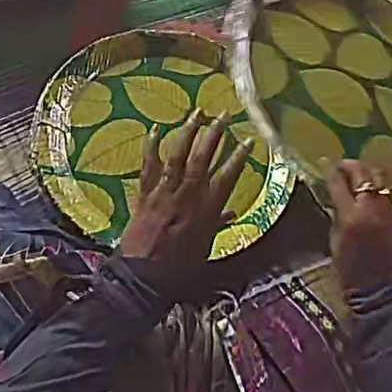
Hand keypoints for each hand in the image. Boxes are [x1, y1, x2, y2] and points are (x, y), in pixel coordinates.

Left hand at [119, 114, 250, 297]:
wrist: (143, 279)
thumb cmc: (179, 268)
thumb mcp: (205, 247)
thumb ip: (217, 225)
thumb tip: (231, 214)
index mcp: (207, 209)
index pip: (228, 176)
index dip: (239, 157)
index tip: (248, 140)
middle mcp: (188, 195)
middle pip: (204, 158)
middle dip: (215, 135)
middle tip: (224, 115)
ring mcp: (165, 191)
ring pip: (178, 156)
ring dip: (188, 133)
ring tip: (197, 113)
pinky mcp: (146, 194)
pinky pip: (149, 166)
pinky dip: (151, 147)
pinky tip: (156, 129)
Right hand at [324, 160, 391, 292]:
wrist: (382, 290)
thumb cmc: (351, 271)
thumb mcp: (335, 241)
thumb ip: (336, 214)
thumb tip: (335, 196)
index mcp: (350, 216)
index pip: (338, 182)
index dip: (330, 169)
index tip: (325, 163)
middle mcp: (371, 206)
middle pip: (361, 172)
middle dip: (349, 165)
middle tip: (341, 164)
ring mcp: (389, 208)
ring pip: (379, 177)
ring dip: (366, 171)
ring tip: (357, 172)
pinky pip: (389, 190)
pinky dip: (379, 184)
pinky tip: (372, 188)